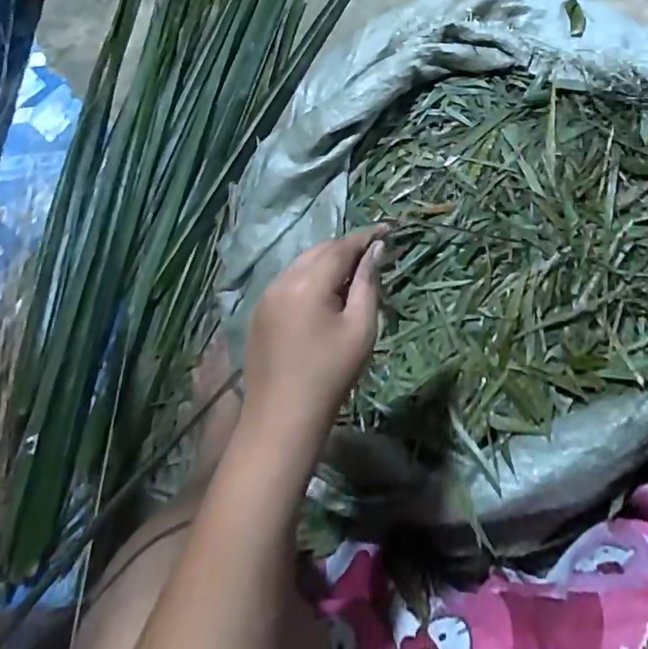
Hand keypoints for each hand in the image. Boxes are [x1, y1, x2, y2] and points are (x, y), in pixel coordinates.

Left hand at [240, 227, 385, 456]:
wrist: (283, 418)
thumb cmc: (331, 374)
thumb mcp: (360, 328)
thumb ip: (367, 283)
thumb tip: (376, 250)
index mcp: (308, 282)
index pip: (341, 247)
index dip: (366, 237)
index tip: (388, 230)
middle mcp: (282, 280)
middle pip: (319, 251)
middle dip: (346, 247)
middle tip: (374, 252)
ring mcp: (266, 295)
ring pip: (301, 264)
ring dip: (327, 262)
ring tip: (352, 273)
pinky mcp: (259, 312)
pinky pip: (288, 281)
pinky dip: (309, 277)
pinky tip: (324, 294)